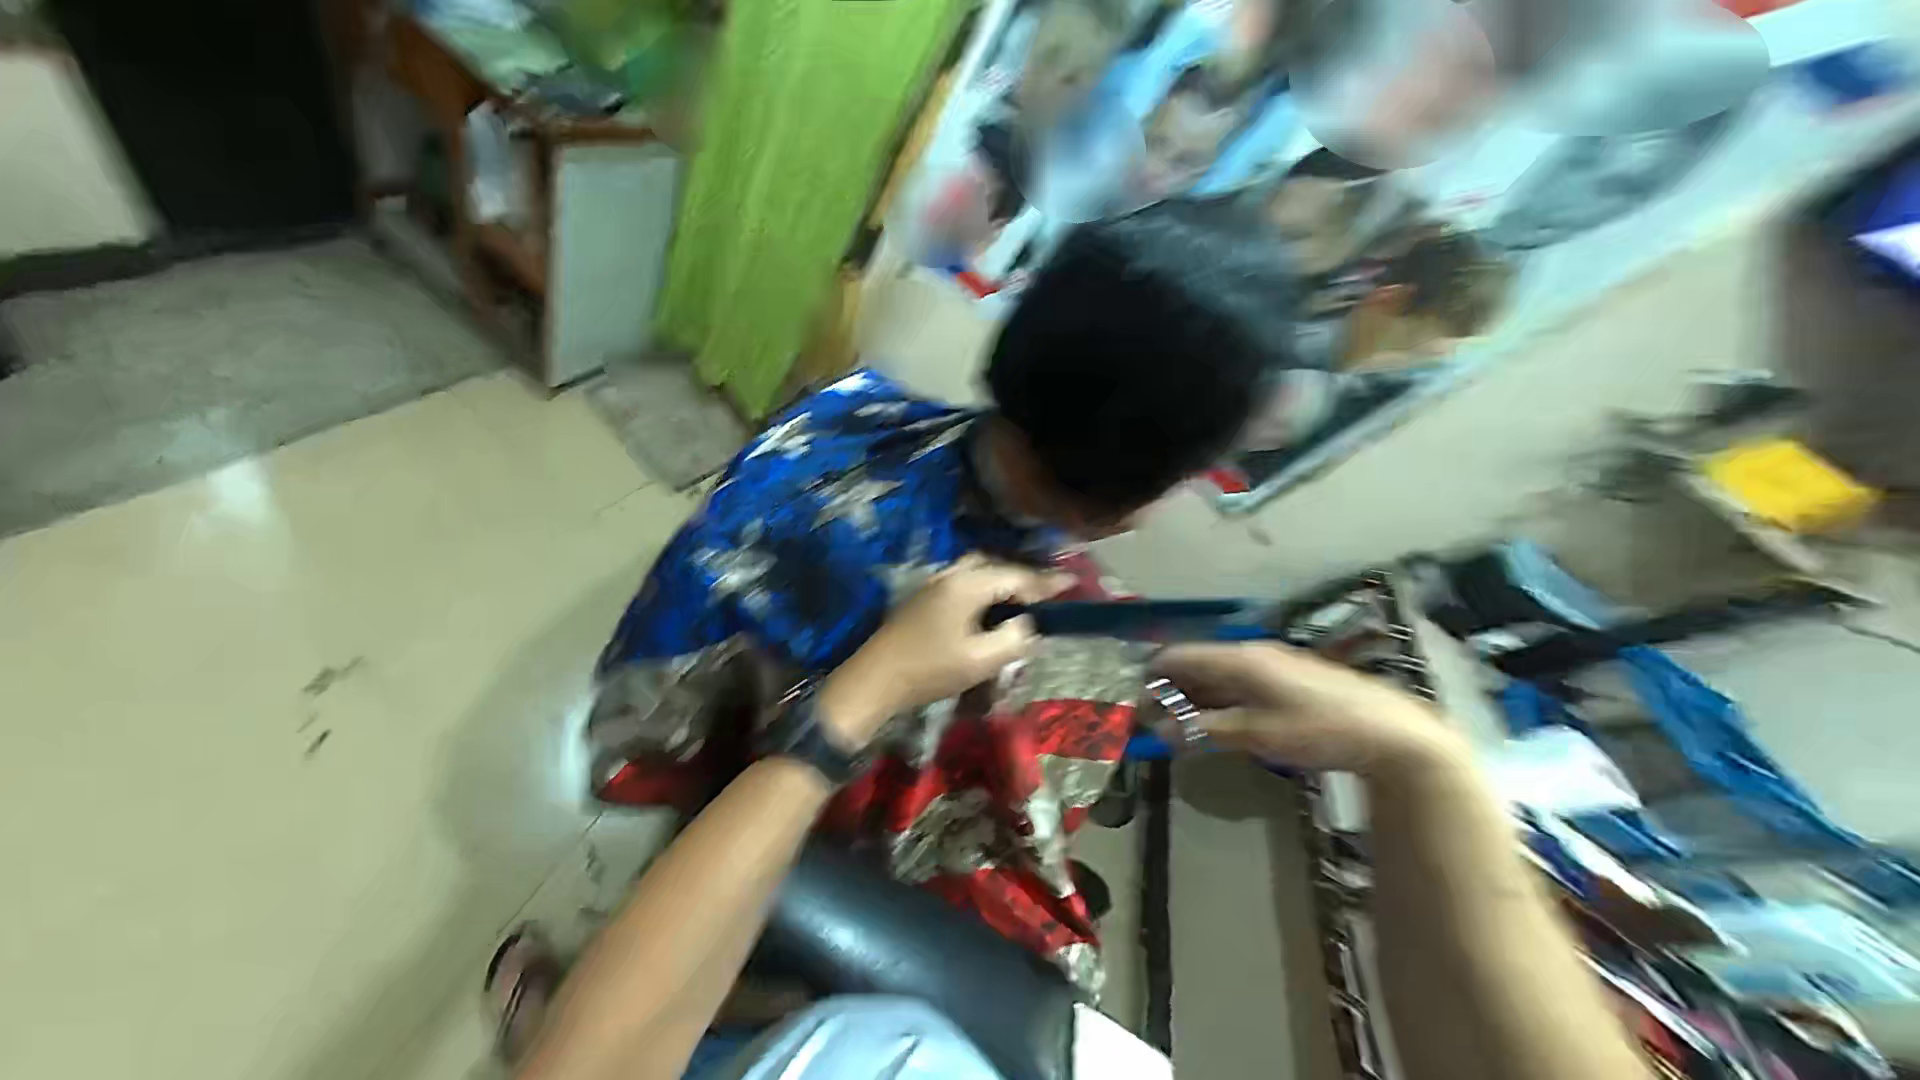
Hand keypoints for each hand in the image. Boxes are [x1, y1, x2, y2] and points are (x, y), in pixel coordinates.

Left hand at [818, 557, 1071, 746]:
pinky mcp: (924, 598)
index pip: (1016, 576)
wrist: (874, 680)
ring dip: (1002, 582)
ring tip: (1023, 603)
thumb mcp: (980, 660)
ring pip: (977, 572)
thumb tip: (1028, 624)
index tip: (1073, 582)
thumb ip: (1013, 638)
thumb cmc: (929, 670)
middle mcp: (950, 575)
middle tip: (1047, 595)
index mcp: (966, 584)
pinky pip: (963, 582)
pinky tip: (990, 610)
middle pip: (995, 566)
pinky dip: (984, 589)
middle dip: (1024, 578)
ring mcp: (933, 584)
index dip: (1046, 582)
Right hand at [1152, 642, 1465, 776]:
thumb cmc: (1319, 730)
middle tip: (1160, 724)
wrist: (1393, 733)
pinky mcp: (1291, 676)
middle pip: (1196, 663)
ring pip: (1219, 672)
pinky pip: (1241, 680)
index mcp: (1238, 659)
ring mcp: (1273, 662)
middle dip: (1172, 690)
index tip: (1139, 708)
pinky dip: (1222, 697)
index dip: (1152, 679)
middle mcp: (1251, 652)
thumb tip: (1161, 731)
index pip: (1177, 656)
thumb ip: (1205, 730)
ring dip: (1197, 696)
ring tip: (1187, 727)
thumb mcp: (1256, 735)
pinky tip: (1227, 722)